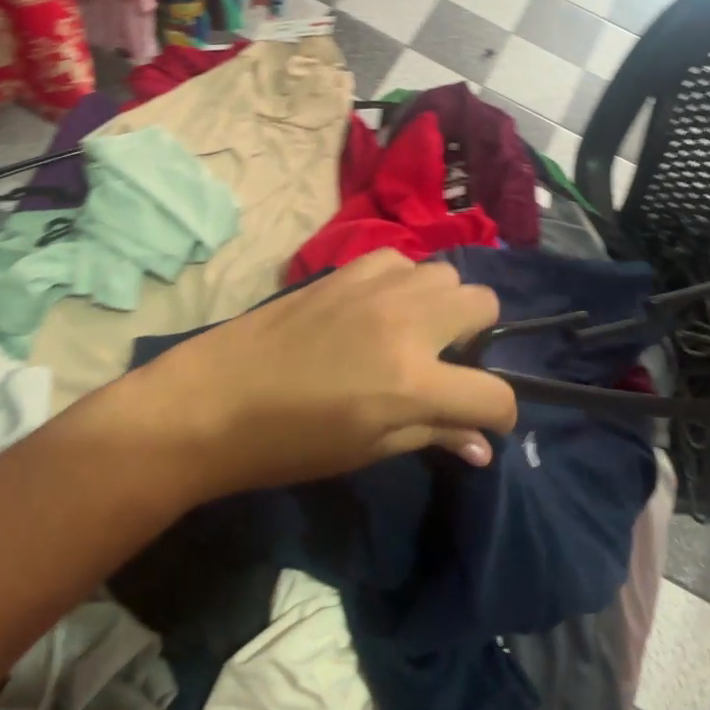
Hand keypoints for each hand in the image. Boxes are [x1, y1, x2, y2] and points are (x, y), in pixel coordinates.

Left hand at [130, 250, 517, 497]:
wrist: (213, 401)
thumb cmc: (289, 444)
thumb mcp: (368, 450)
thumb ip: (432, 435)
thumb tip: (480, 445)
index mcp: (414, 380)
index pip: (493, 393)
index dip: (497, 414)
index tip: (482, 422)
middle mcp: (406, 321)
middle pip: (485, 303)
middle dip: (480, 338)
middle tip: (447, 365)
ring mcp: (375, 288)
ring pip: (445, 273)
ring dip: (442, 304)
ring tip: (413, 333)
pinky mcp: (343, 271)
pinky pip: (399, 259)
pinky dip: (403, 282)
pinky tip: (378, 308)